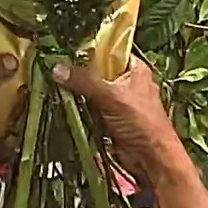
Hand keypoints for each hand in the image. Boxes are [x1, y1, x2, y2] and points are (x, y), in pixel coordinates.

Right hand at [52, 56, 187, 182]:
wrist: (152, 159)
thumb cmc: (140, 121)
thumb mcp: (111, 96)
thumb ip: (84, 81)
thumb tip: (56, 68)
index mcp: (134, 68)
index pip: (109, 49)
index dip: (90, 48)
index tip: (66, 48)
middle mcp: (127, 80)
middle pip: (97, 70)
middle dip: (79, 71)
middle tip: (56, 67)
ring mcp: (119, 99)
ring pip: (92, 89)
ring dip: (77, 90)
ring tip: (55, 82)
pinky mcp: (111, 116)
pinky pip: (91, 106)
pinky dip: (80, 105)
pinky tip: (63, 101)